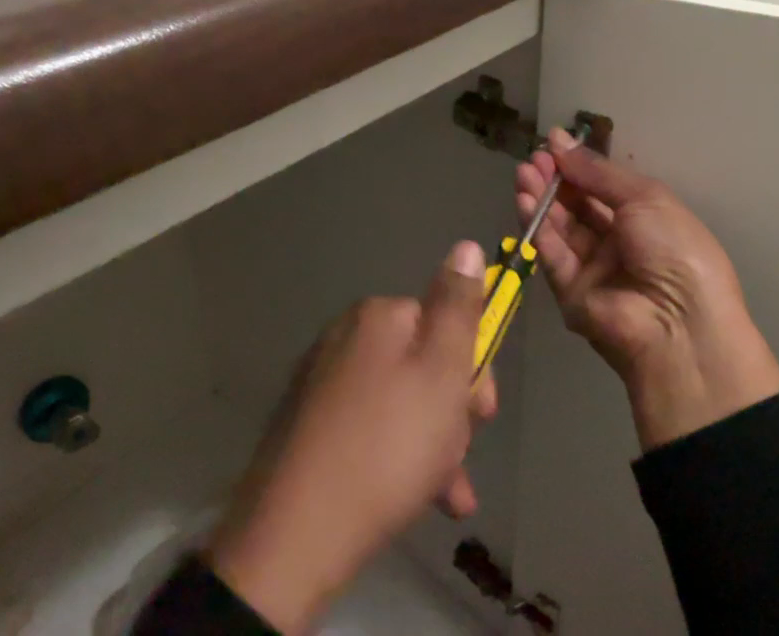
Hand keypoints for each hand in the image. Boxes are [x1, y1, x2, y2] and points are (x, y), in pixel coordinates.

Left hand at [206, 242, 497, 632]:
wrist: (297, 533)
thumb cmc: (388, 448)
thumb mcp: (442, 373)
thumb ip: (458, 308)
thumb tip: (465, 246)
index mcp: (378, 318)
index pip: (444, 320)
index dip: (472, 366)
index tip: (482, 411)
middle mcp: (345, 339)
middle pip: (423, 362)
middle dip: (453, 409)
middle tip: (459, 452)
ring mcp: (323, 385)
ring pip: (402, 404)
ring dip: (435, 444)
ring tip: (447, 492)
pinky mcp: (310, 429)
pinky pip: (372, 432)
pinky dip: (401, 459)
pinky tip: (425, 501)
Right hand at [517, 127, 778, 449]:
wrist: (680, 323)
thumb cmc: (675, 249)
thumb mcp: (645, 198)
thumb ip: (597, 172)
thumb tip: (560, 139)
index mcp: (646, 219)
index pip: (602, 188)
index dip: (578, 166)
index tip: (552, 143)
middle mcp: (618, 243)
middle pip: (577, 207)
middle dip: (555, 180)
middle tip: (533, 158)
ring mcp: (592, 269)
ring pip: (559, 228)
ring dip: (541, 199)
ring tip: (524, 174)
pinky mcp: (569, 292)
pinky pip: (551, 255)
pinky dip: (536, 228)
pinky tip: (525, 201)